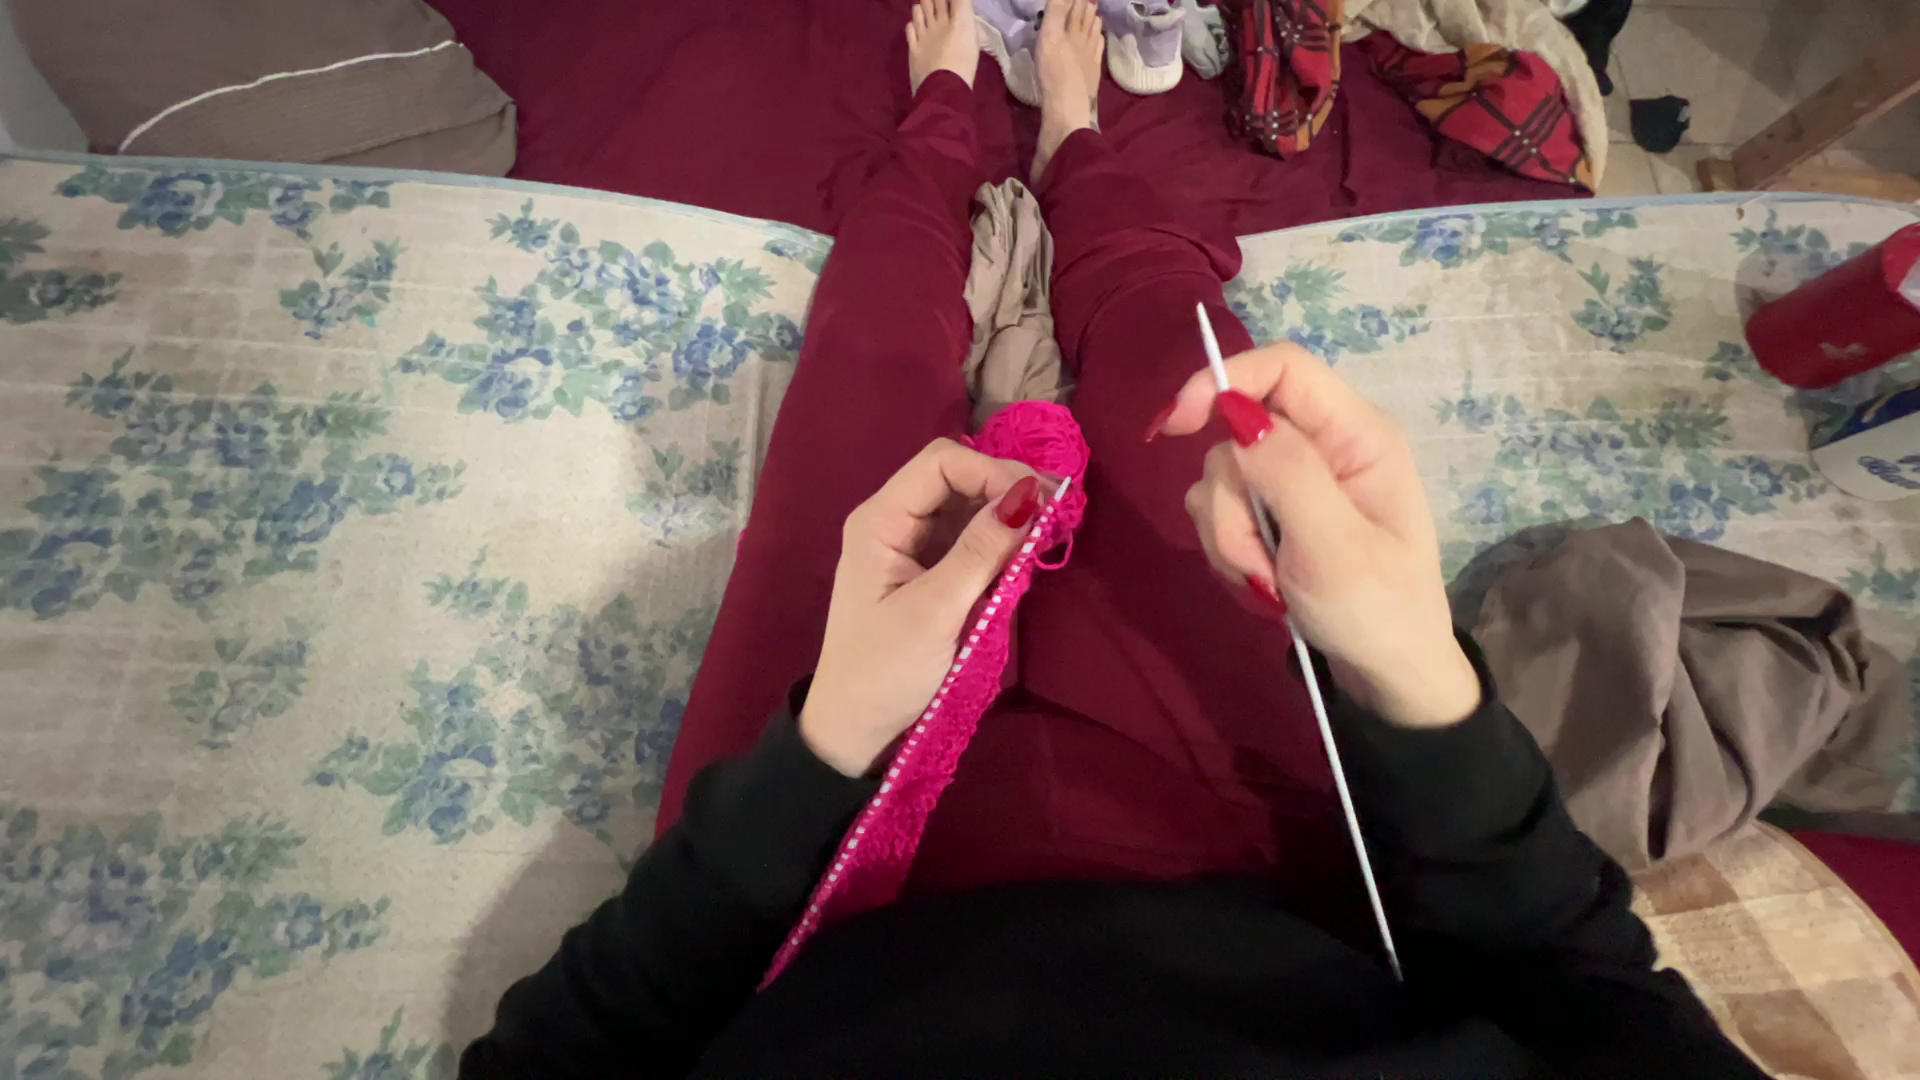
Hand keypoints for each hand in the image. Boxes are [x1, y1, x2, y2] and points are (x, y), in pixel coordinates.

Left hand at [800, 439, 1043, 775]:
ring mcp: (911, 543)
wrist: (856, 726)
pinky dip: (998, 542)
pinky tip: (1021, 558)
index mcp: (880, 521)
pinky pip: (968, 537)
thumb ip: (981, 551)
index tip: (1040, 501)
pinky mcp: (928, 568)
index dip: (993, 470)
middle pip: (956, 476)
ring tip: (1043, 537)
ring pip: (967, 506)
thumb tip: (1031, 495)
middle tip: (1054, 515)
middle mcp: (894, 520)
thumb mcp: (936, 611)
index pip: (941, 463)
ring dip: (1006, 516)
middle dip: (1005, 489)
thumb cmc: (886, 670)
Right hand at [1158, 343, 1479, 727]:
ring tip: (1268, 581)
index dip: (1221, 381)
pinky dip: (1226, 549)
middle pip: (1235, 437)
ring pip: (1218, 479)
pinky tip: (1260, 581)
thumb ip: (1289, 475)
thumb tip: (1235, 415)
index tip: (1174, 425)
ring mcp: (1290, 480)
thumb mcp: (1335, 548)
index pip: (1281, 368)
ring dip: (1227, 536)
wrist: (1383, 671)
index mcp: (1355, 435)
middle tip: (1256, 563)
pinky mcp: (1267, 511)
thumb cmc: (1376, 610)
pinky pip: (1215, 512)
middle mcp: (1320, 445)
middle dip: (1229, 505)